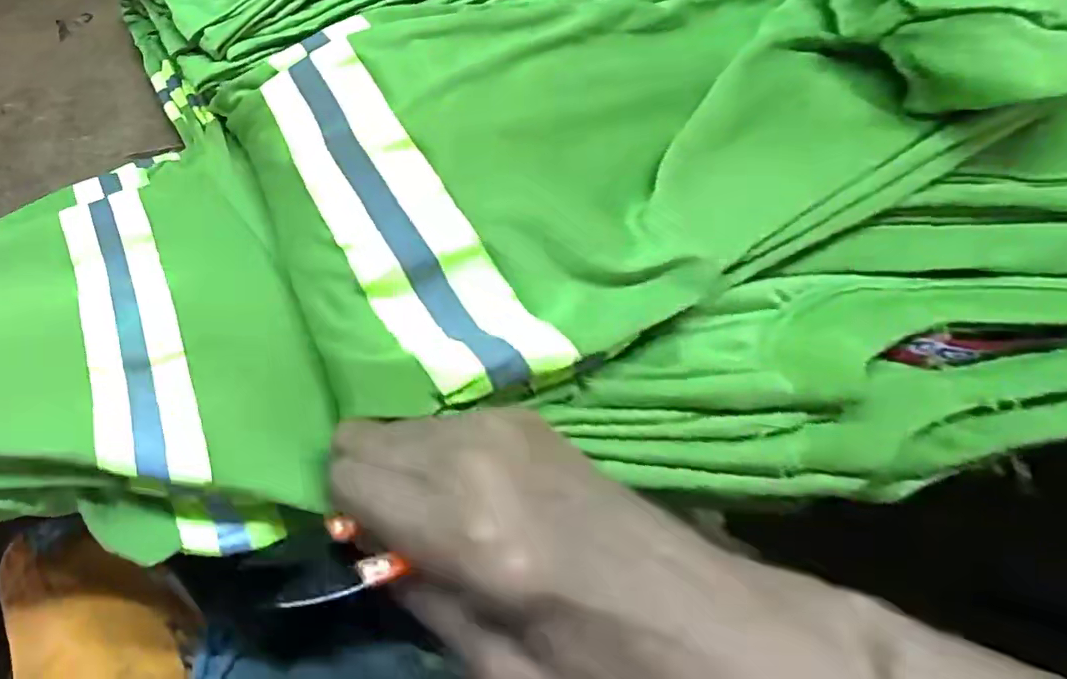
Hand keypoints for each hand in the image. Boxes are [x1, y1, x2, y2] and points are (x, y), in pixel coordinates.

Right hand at [329, 410, 887, 678]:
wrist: (721, 630)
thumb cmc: (606, 671)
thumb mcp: (497, 668)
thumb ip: (414, 593)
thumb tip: (358, 542)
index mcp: (466, 528)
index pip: (346, 475)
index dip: (345, 510)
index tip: (366, 540)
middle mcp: (471, 455)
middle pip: (357, 434)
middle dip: (362, 478)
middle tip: (397, 526)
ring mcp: (498, 423)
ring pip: (392, 422)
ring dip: (397, 463)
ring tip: (441, 511)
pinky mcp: (520, 414)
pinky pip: (437, 421)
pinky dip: (433, 451)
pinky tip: (476, 490)